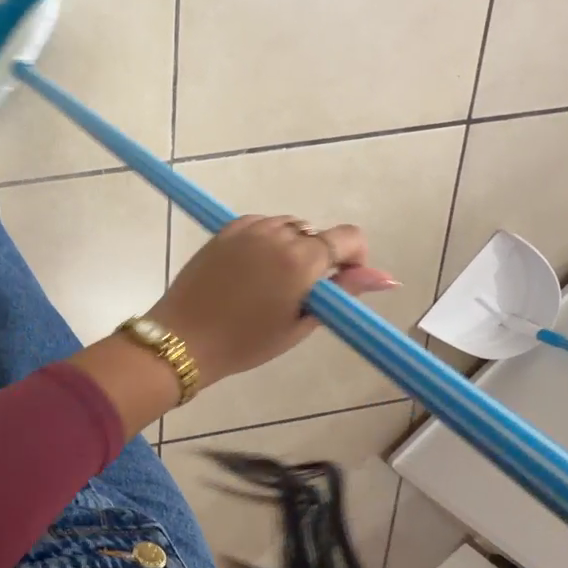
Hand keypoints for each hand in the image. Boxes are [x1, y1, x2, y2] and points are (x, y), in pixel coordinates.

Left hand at [148, 216, 398, 387]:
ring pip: (285, 226)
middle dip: (318, 256)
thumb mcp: (300, 324)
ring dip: (290, 246)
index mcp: (300, 259)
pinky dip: (263, 239)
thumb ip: (342, 294)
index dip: (353, 258)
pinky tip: (253, 268)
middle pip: (314, 233)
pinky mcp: (222, 233)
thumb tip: (385, 278)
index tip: (341, 282)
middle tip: (299, 292)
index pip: (348, 236)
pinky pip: (257, 225)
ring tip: (273, 283)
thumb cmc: (244, 342)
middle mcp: (275, 235)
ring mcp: (245, 231)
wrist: (182, 339)